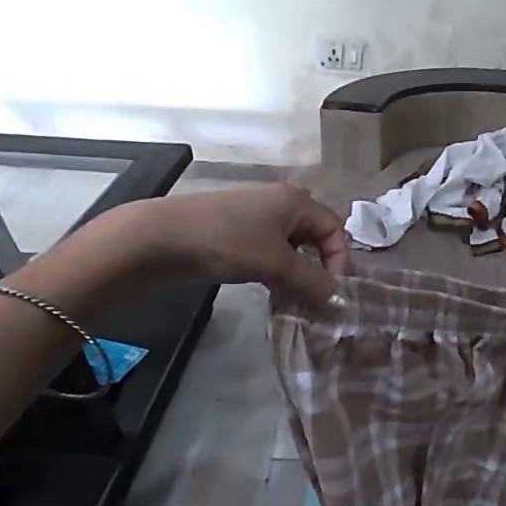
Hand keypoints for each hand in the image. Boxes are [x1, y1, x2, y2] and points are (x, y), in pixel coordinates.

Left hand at [107, 184, 348, 307]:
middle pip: (313, 238)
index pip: (334, 229)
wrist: (165, 237)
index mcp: (295, 201)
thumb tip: (340, 300)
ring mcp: (254, 217)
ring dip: (295, 276)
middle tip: (314, 302)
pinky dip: (274, 273)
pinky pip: (267, 254)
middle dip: (317, 271)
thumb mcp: (277, 263)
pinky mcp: (234, 233)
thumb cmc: (229, 242)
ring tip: (292, 303)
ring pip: (289, 249)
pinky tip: (269, 294)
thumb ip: (312, 282)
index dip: (339, 260)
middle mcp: (278, 203)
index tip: (331, 292)